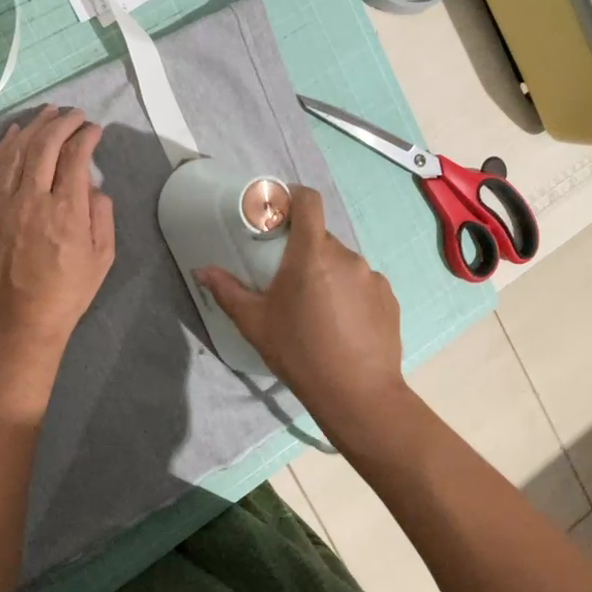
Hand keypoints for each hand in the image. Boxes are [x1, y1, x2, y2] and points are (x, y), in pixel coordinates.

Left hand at [0, 105, 116, 348]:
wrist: (18, 322)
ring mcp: (3, 205)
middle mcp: (32, 200)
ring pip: (15, 151)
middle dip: (62, 122)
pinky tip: (13, 133)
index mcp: (66, 211)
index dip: (86, 136)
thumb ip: (101, 216)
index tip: (94, 129)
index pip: (75, 157)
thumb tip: (93, 186)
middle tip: (74, 114)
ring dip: (33, 127)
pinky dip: (2, 147)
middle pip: (44, 145)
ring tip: (47, 113)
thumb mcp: (101, 259)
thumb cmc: (66, 294)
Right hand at [195, 187, 406, 444]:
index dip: (293, 197)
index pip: (308, 201)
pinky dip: (349, 294)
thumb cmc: (299, 352)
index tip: (278, 212)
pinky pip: (362, 284)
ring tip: (315, 310)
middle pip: (321, 238)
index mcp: (311, 254)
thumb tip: (202, 271)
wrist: (357, 394)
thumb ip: (227, 291)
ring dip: (327, 274)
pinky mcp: (389, 298)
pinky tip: (340, 325)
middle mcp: (347, 256)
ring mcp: (372, 277)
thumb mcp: (254, 323)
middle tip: (287, 283)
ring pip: (342, 263)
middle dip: (303, 251)